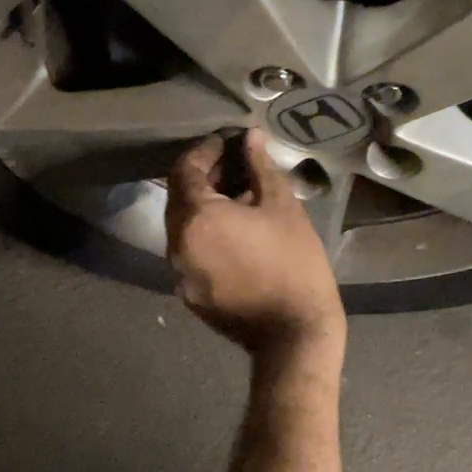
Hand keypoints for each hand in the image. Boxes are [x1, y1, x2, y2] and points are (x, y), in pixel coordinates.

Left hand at [166, 129, 345, 353]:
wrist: (294, 333)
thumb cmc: (295, 264)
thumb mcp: (283, 207)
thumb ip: (260, 168)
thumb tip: (249, 139)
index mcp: (196, 218)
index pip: (184, 170)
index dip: (205, 151)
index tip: (227, 142)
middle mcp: (176, 245)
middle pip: (179, 199)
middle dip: (203, 179)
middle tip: (234, 167)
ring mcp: (180, 274)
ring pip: (183, 229)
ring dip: (204, 209)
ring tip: (239, 200)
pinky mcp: (190, 296)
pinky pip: (190, 255)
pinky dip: (206, 238)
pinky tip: (235, 236)